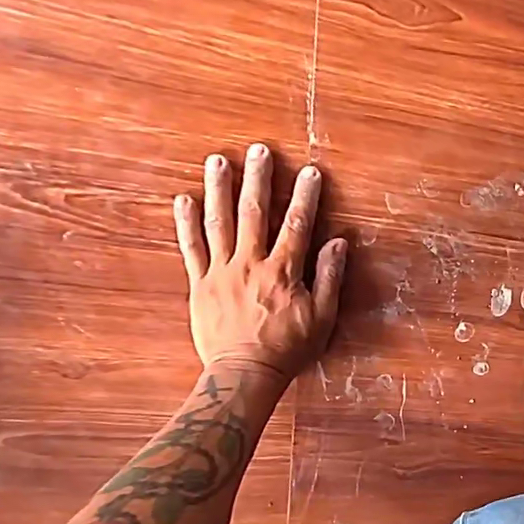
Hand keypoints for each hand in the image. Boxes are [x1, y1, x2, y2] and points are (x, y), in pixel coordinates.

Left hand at [174, 143, 345, 378]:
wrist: (245, 373)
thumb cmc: (288, 349)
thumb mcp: (322, 318)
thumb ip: (329, 278)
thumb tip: (339, 244)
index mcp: (283, 271)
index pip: (297, 225)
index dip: (305, 197)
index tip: (310, 172)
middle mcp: (251, 264)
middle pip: (255, 213)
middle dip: (259, 179)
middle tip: (260, 150)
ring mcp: (222, 272)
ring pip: (220, 222)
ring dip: (220, 189)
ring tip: (219, 160)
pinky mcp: (200, 284)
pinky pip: (191, 248)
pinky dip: (186, 223)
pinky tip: (184, 199)